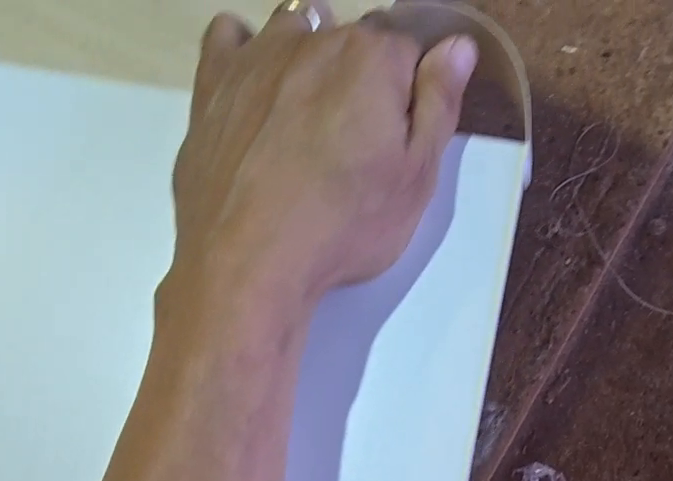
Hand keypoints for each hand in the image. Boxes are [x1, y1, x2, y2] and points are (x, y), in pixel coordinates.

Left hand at [171, 4, 477, 312]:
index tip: (402, 133)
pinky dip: (248, 52)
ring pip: (296, 29)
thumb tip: (458, 46)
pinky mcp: (213, 82)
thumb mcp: (415, 180)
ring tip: (310, 114)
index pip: (408, 48)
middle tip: (357, 141)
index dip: (411, 90)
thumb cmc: (345, 226)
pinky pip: (231, 36)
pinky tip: (257, 88)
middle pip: (352, 39)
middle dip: (363, 77)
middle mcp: (316, 40)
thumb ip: (440, 105)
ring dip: (311, 55)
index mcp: (374, 58)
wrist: (250, 260)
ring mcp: (258, 56)